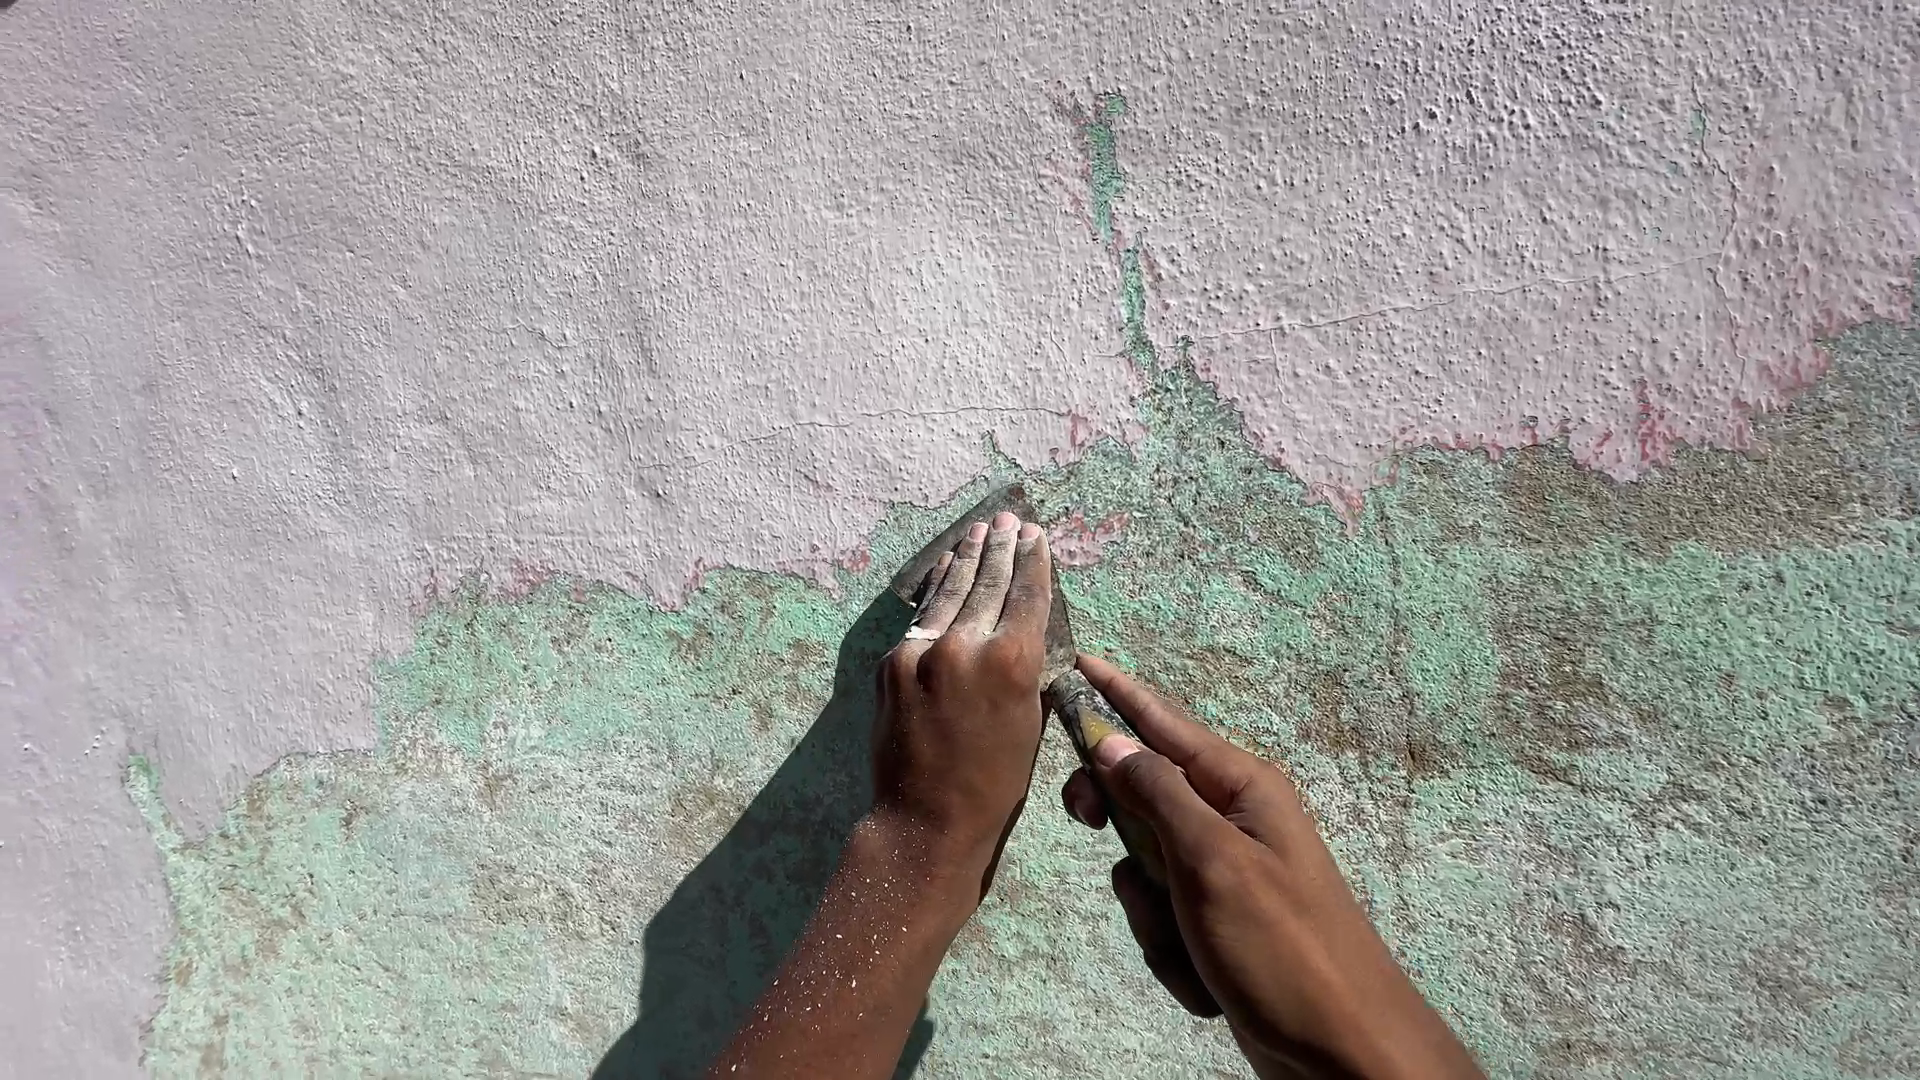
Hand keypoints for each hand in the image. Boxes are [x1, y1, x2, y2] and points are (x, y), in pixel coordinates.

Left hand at [872, 511, 1051, 892]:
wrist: (925, 819)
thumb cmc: (995, 781)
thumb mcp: (1029, 719)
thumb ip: (1025, 666)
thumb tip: (1019, 627)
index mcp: (1011, 662)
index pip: (1026, 596)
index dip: (1033, 562)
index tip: (1035, 534)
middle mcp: (964, 646)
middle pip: (987, 584)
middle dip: (1000, 548)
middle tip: (1008, 519)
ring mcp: (920, 652)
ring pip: (949, 593)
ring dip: (965, 559)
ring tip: (978, 531)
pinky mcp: (891, 662)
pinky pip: (922, 618)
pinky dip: (936, 591)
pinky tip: (944, 570)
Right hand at [1062, 654, 1484, 1079]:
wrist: (1344, 1059)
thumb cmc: (1282, 947)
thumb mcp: (1212, 861)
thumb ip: (1156, 793)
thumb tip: (1111, 740)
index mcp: (1239, 786)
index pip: (1163, 721)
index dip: (1116, 691)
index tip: (1078, 662)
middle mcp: (1228, 816)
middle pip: (1142, 790)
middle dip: (1116, 819)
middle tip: (1087, 823)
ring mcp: (1220, 869)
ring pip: (1142, 859)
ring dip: (1152, 908)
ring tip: (1188, 945)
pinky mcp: (1213, 915)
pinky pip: (1160, 909)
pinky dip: (1170, 945)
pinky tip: (1203, 976)